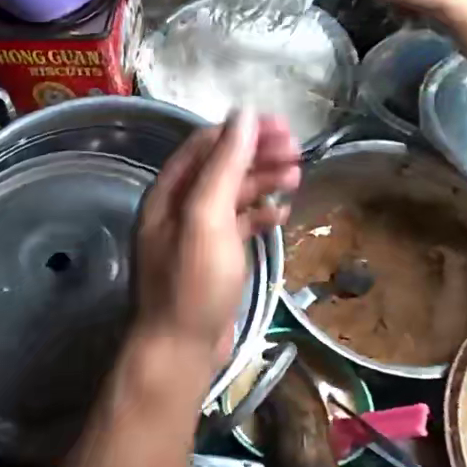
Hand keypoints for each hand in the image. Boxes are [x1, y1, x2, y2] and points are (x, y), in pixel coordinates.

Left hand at [132, 113, 300, 375]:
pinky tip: (281, 213)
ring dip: (262, 181)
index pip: (204, 145)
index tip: (281, 128)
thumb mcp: (207, 218)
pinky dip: (258, 215)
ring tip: (297, 176)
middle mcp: (178, 208)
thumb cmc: (192, 282)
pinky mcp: (213, 258)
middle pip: (220, 167)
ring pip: (231, 196)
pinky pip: (237, 226)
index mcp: (168, 193)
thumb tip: (242, 118)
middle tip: (297, 150)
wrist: (181, 348)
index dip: (241, 131)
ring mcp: (195, 234)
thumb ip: (223, 167)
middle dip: (257, 154)